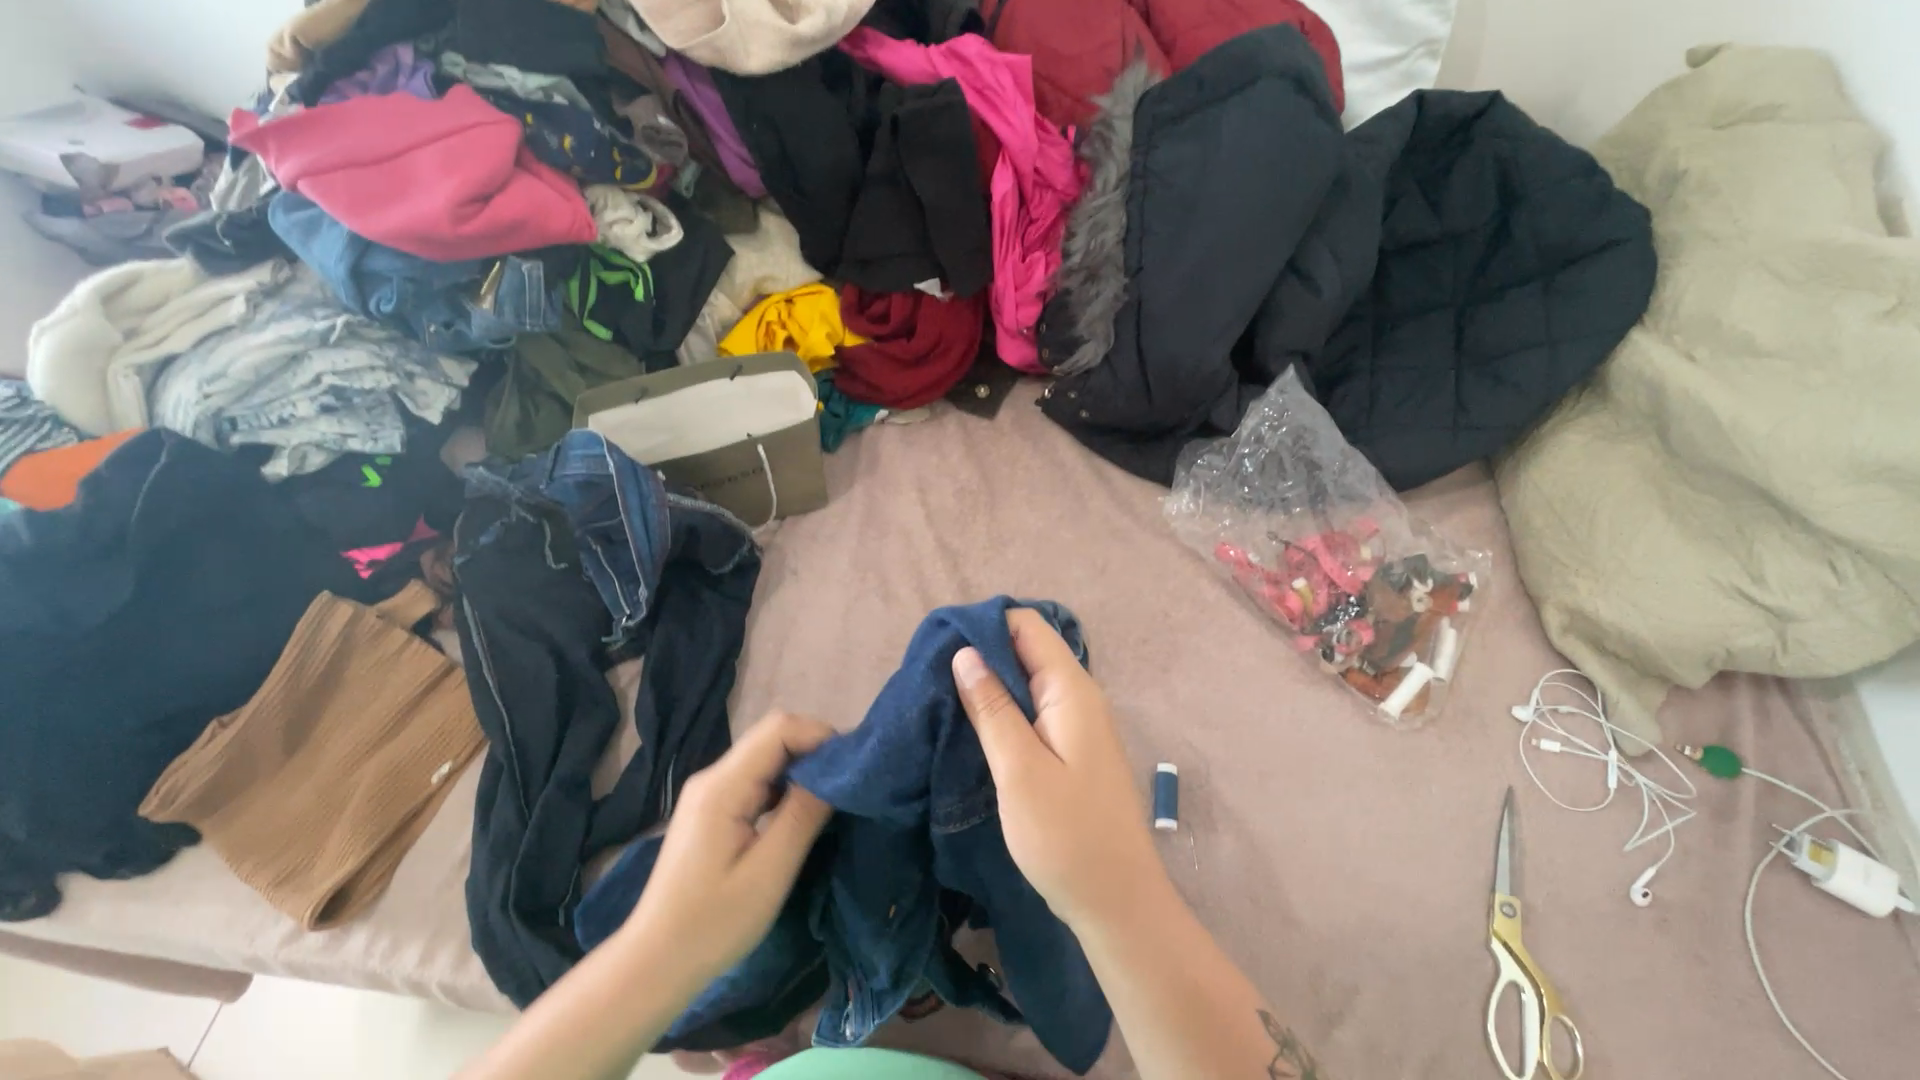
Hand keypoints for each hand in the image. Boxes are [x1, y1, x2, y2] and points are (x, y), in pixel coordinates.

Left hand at [619, 711, 835, 989]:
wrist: (655, 963)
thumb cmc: (713, 924)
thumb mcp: (769, 873)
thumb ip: (804, 815)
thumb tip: (837, 772)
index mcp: (722, 787)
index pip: (779, 729)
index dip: (820, 736)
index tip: (852, 767)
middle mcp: (712, 778)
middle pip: (772, 736)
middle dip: (815, 750)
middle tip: (849, 783)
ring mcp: (709, 793)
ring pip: (766, 756)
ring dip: (802, 767)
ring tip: (834, 798)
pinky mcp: (712, 810)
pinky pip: (755, 779)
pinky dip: (785, 785)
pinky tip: (802, 812)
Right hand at [952, 609, 1168, 930]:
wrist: (1117, 902)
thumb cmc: (1067, 835)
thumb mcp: (1019, 769)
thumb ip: (992, 707)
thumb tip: (965, 652)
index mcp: (1071, 690)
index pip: (1027, 626)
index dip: (984, 626)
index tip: (939, 646)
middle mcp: (1079, 697)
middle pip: (1027, 651)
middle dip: (981, 656)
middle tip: (931, 677)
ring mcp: (1077, 726)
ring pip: (1028, 684)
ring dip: (989, 688)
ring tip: (942, 701)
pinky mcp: (1071, 752)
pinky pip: (1033, 713)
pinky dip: (1003, 714)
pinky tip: (973, 730)